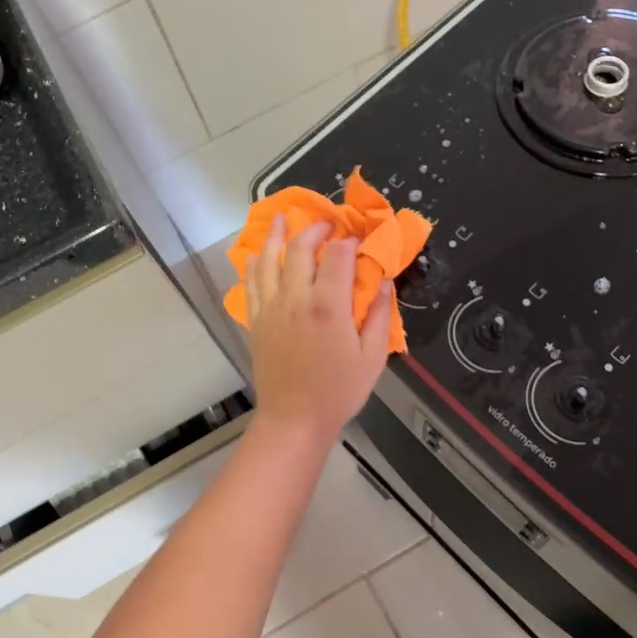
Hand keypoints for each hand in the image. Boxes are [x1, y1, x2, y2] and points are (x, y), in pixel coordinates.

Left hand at [242, 216, 394, 442]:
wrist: (293, 420)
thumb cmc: (338, 392)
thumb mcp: (372, 357)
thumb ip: (380, 315)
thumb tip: (385, 282)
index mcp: (328, 306)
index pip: (337, 256)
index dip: (348, 241)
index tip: (358, 240)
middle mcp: (295, 299)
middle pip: (299, 249)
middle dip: (314, 230)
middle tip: (327, 225)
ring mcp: (270, 308)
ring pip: (268, 259)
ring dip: (276, 235)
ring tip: (282, 217)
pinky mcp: (256, 320)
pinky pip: (251, 282)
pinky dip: (255, 262)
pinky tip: (258, 253)